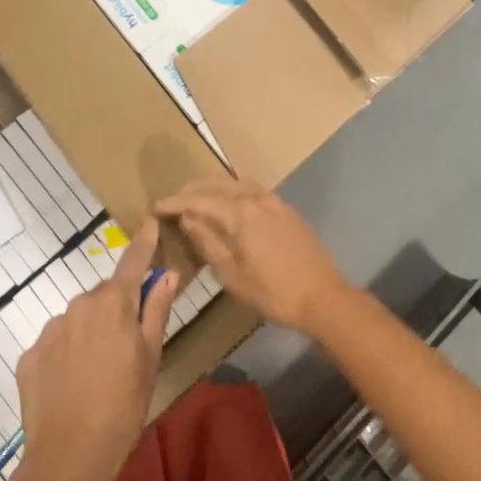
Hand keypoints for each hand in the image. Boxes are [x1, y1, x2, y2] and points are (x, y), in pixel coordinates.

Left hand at [12, 219, 178, 480]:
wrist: (71, 453)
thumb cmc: (124, 403)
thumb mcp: (151, 356)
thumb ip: (157, 309)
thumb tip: (168, 273)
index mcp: (114, 302)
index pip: (133, 261)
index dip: (145, 243)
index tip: (150, 223)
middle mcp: (79, 304)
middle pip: (105, 295)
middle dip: (117, 308)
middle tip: (127, 344)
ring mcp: (51, 329)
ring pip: (78, 319)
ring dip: (90, 332)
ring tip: (98, 371)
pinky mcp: (30, 354)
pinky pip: (56, 343)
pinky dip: (66, 354)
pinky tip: (72, 382)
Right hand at [155, 180, 352, 334]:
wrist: (322, 296)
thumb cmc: (273, 292)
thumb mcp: (232, 274)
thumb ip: (208, 242)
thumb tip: (189, 219)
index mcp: (242, 213)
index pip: (201, 200)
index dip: (178, 202)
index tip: (158, 206)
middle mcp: (258, 198)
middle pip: (220, 185)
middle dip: (194, 191)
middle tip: (175, 201)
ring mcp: (276, 201)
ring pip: (238, 184)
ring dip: (215, 188)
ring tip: (198, 199)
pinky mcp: (287, 210)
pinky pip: (253, 190)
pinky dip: (235, 191)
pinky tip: (230, 204)